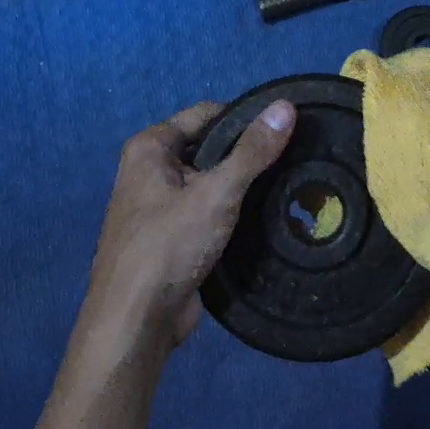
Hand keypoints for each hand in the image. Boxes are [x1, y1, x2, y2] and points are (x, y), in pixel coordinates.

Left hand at [83, 99, 298, 350]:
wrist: (136, 322)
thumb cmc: (168, 246)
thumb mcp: (216, 192)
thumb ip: (252, 151)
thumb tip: (286, 106)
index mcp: (149, 149)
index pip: (206, 115)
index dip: (244, 118)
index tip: (283, 128)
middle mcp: (150, 171)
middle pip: (209, 148)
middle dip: (245, 154)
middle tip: (294, 157)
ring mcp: (160, 206)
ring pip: (211, 183)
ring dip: (242, 186)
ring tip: (289, 183)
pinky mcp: (173, 237)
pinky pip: (209, 212)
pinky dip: (233, 212)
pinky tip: (267, 216)